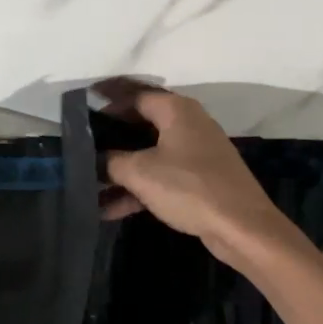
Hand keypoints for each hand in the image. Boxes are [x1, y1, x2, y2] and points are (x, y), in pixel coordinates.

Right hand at [96, 80, 291, 262]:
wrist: (242, 227)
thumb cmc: (189, 188)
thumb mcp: (140, 173)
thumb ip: (110, 161)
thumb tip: (94, 159)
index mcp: (176, 110)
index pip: (134, 96)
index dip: (106, 103)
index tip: (81, 114)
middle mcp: (188, 124)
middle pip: (140, 126)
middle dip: (110, 141)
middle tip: (80, 150)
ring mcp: (196, 154)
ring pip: (149, 155)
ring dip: (120, 172)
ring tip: (87, 187)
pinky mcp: (200, 181)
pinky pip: (161, 178)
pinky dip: (138, 190)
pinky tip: (109, 209)